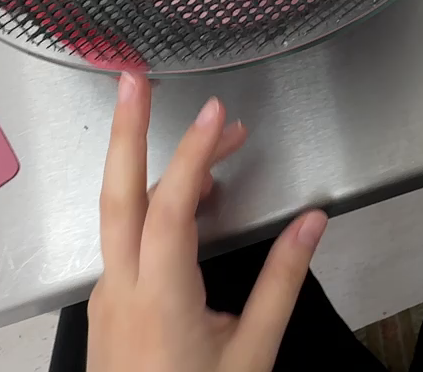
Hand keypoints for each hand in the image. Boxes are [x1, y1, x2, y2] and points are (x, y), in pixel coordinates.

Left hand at [89, 72, 327, 371]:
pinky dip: (162, 199)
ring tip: (223, 136)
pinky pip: (131, 236)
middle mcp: (119, 290)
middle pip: (116, 196)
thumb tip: (314, 218)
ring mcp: (108, 297)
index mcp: (156, 300)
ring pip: (125, 213)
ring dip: (164, 163)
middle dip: (124, 131)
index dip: (195, 154)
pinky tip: (198, 196)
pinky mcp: (111, 305)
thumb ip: (282, 281)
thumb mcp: (252, 355)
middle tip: (131, 78)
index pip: (170, 209)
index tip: (216, 110)